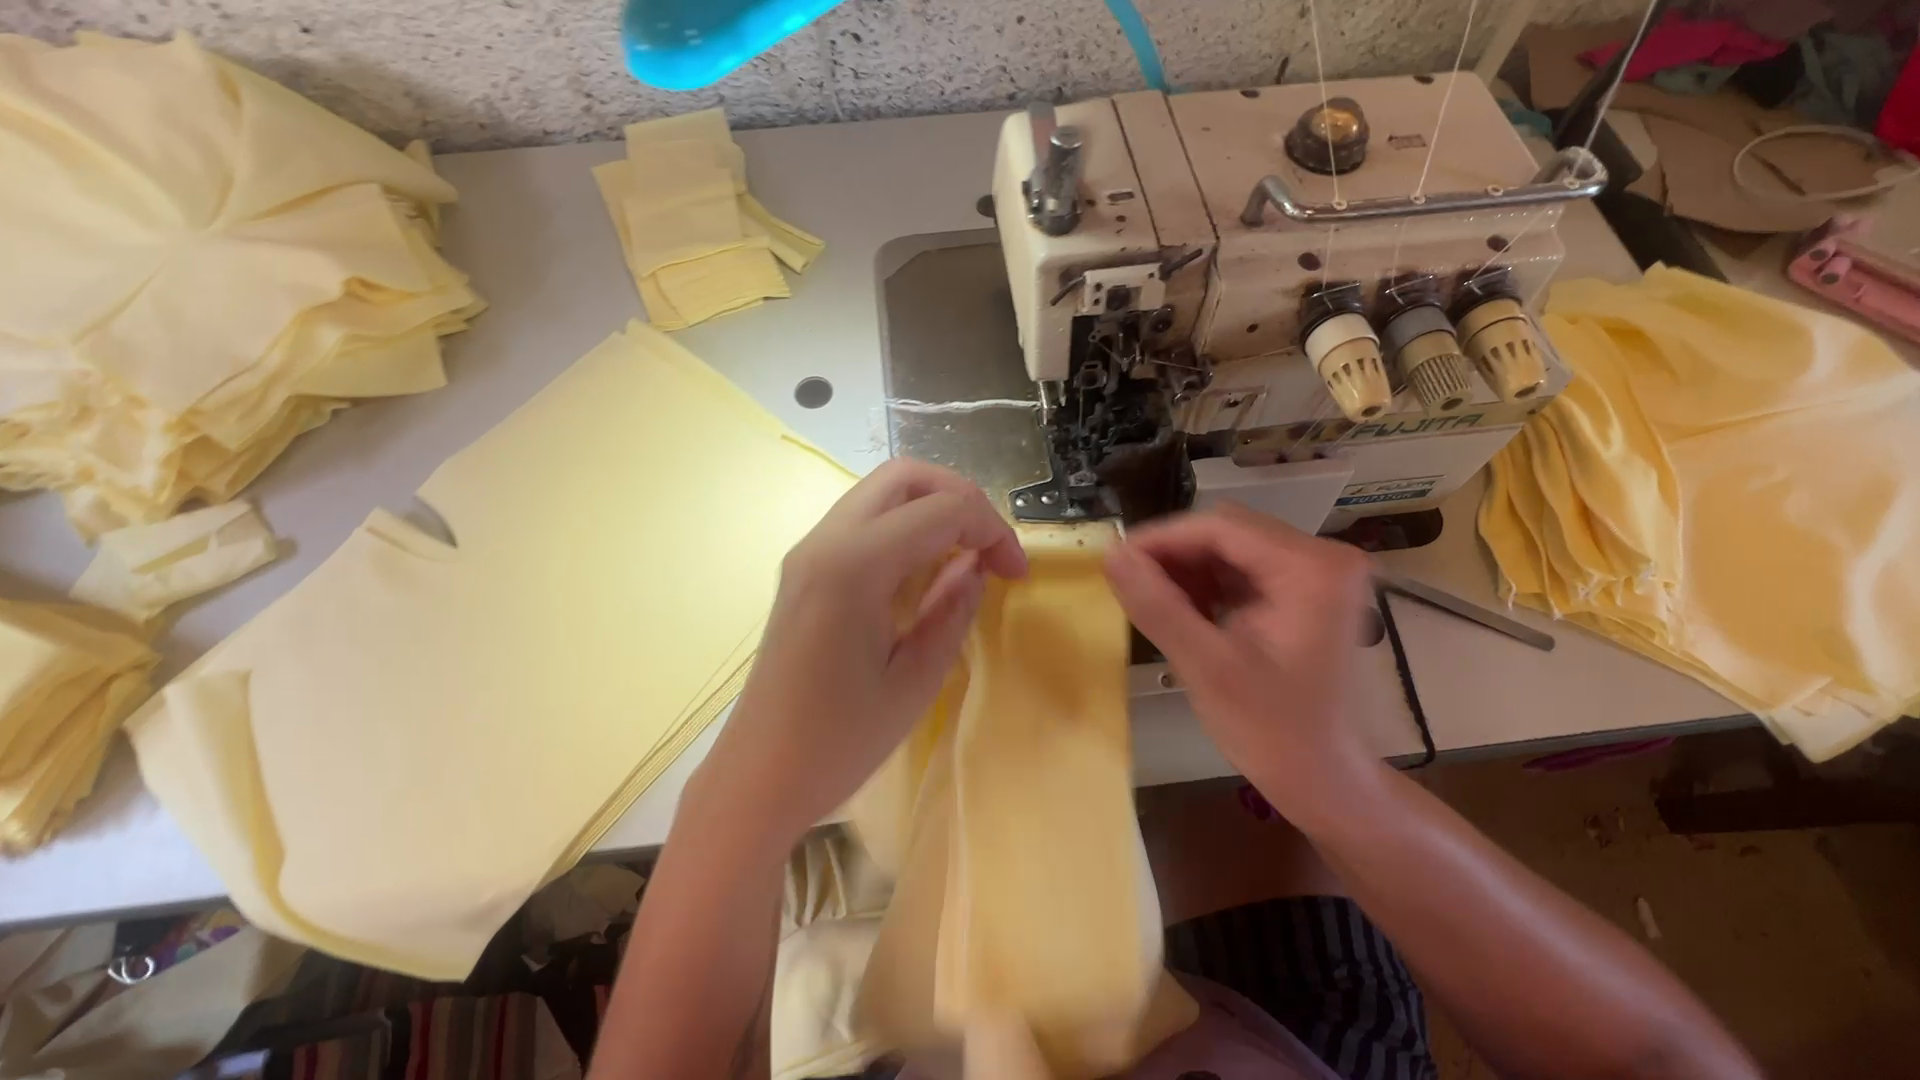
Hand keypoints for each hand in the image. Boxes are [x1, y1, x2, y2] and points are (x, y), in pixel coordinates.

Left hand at [691, 460, 1026, 845]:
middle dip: (961, 498)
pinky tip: (925, 572)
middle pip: (905, 476)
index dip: (992, 530)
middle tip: (992, 548)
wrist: (758, 775)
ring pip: (880, 493)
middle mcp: (825, 541)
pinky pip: (862, 523)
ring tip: (966, 557)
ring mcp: (808, 553)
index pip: (942, 510)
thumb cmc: (839, 741)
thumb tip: (976, 567)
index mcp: (854, 566)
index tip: (1018, 574)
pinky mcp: (804, 571)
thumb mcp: (915, 682)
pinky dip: (904, 527)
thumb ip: (952, 611)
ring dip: (932, 509)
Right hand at [1104, 504, 1378, 816]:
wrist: (1321, 777)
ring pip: (1232, 548)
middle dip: (1174, 555)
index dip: (1162, 540)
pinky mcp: (1307, 590)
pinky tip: (1183, 610)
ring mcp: (1318, 573)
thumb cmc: (1271, 729)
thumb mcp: (1206, 666)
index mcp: (1312, 568)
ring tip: (1152, 601)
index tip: (1114, 560)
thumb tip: (1110, 554)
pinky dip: (1208, 584)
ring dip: (1188, 569)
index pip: (1222, 528)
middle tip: (1128, 584)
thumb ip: (1157, 606)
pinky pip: (1244, 568)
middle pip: (1228, 532)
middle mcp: (1324, 556)